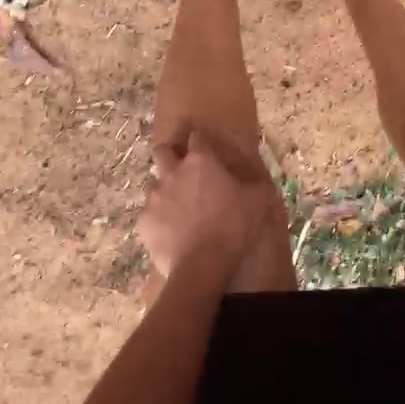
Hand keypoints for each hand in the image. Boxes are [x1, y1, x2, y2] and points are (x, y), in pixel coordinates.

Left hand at [140, 129, 273, 279]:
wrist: (201, 266)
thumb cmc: (232, 226)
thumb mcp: (258, 201)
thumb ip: (258, 184)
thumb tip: (260, 179)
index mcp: (201, 161)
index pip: (197, 137)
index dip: (202, 141)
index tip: (208, 149)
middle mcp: (173, 172)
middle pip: (162, 151)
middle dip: (170, 155)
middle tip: (183, 170)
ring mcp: (154, 197)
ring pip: (153, 184)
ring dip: (164, 190)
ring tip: (178, 208)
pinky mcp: (144, 222)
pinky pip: (149, 214)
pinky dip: (158, 220)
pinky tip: (171, 233)